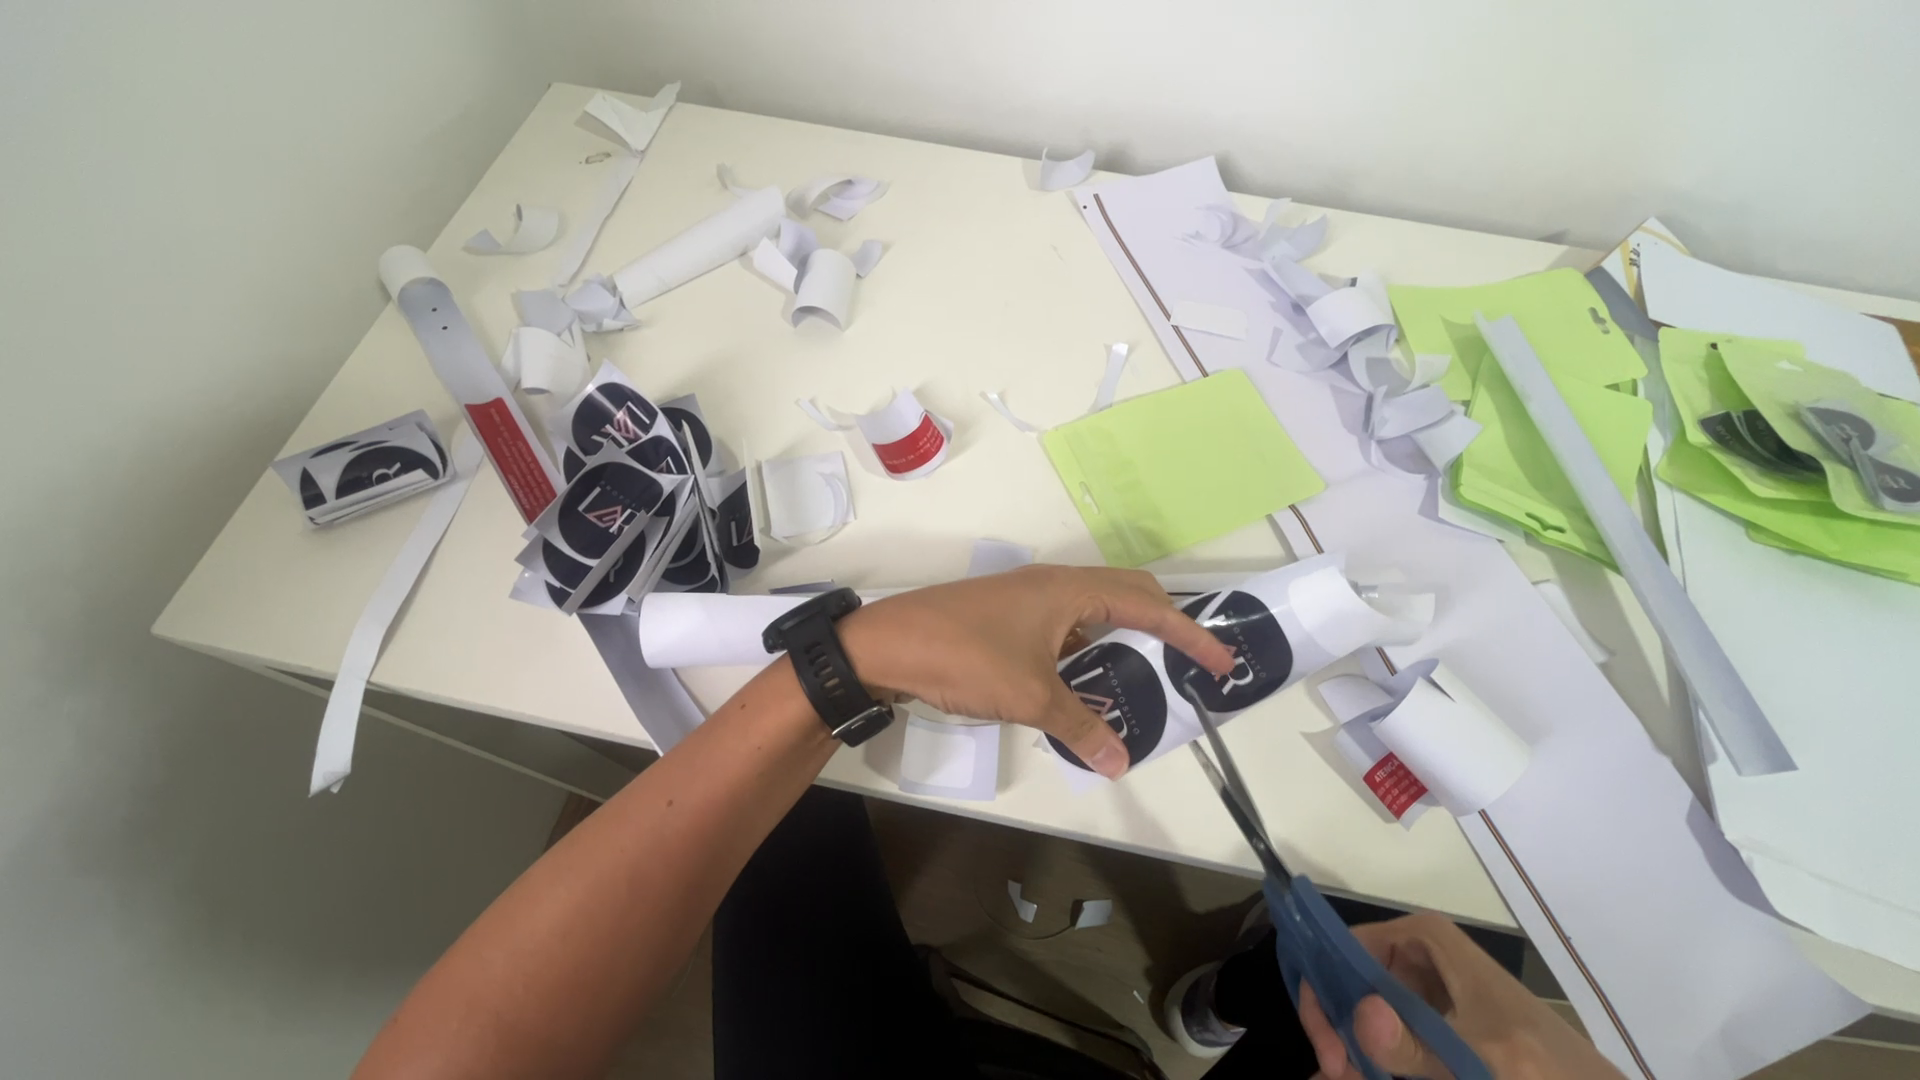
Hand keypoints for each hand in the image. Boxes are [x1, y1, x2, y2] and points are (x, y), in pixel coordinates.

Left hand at [836, 566, 1234, 778]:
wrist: (885, 644)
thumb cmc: (964, 657)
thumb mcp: (1029, 696)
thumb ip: (1079, 725)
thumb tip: (1121, 761)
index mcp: (1068, 589)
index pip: (1147, 605)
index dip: (1191, 633)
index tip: (1222, 660)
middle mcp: (1052, 584)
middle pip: (1125, 595)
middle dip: (1161, 625)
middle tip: (1186, 660)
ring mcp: (1026, 598)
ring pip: (1091, 611)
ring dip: (1118, 639)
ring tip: (1138, 678)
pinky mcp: (1006, 615)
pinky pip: (1062, 626)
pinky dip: (1083, 650)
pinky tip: (1081, 683)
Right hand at [1298, 914, 1622, 1079]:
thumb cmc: (1549, 1073)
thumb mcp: (1483, 1062)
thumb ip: (1419, 1045)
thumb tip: (1360, 1012)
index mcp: (1423, 938)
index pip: (1344, 949)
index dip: (1325, 995)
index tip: (1328, 1051)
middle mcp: (1417, 952)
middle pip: (1348, 981)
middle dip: (1337, 1031)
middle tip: (1337, 1076)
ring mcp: (1426, 986)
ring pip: (1364, 1011)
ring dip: (1352, 1050)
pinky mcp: (1437, 1021)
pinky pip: (1392, 1033)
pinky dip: (1374, 1060)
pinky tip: (1365, 1079)